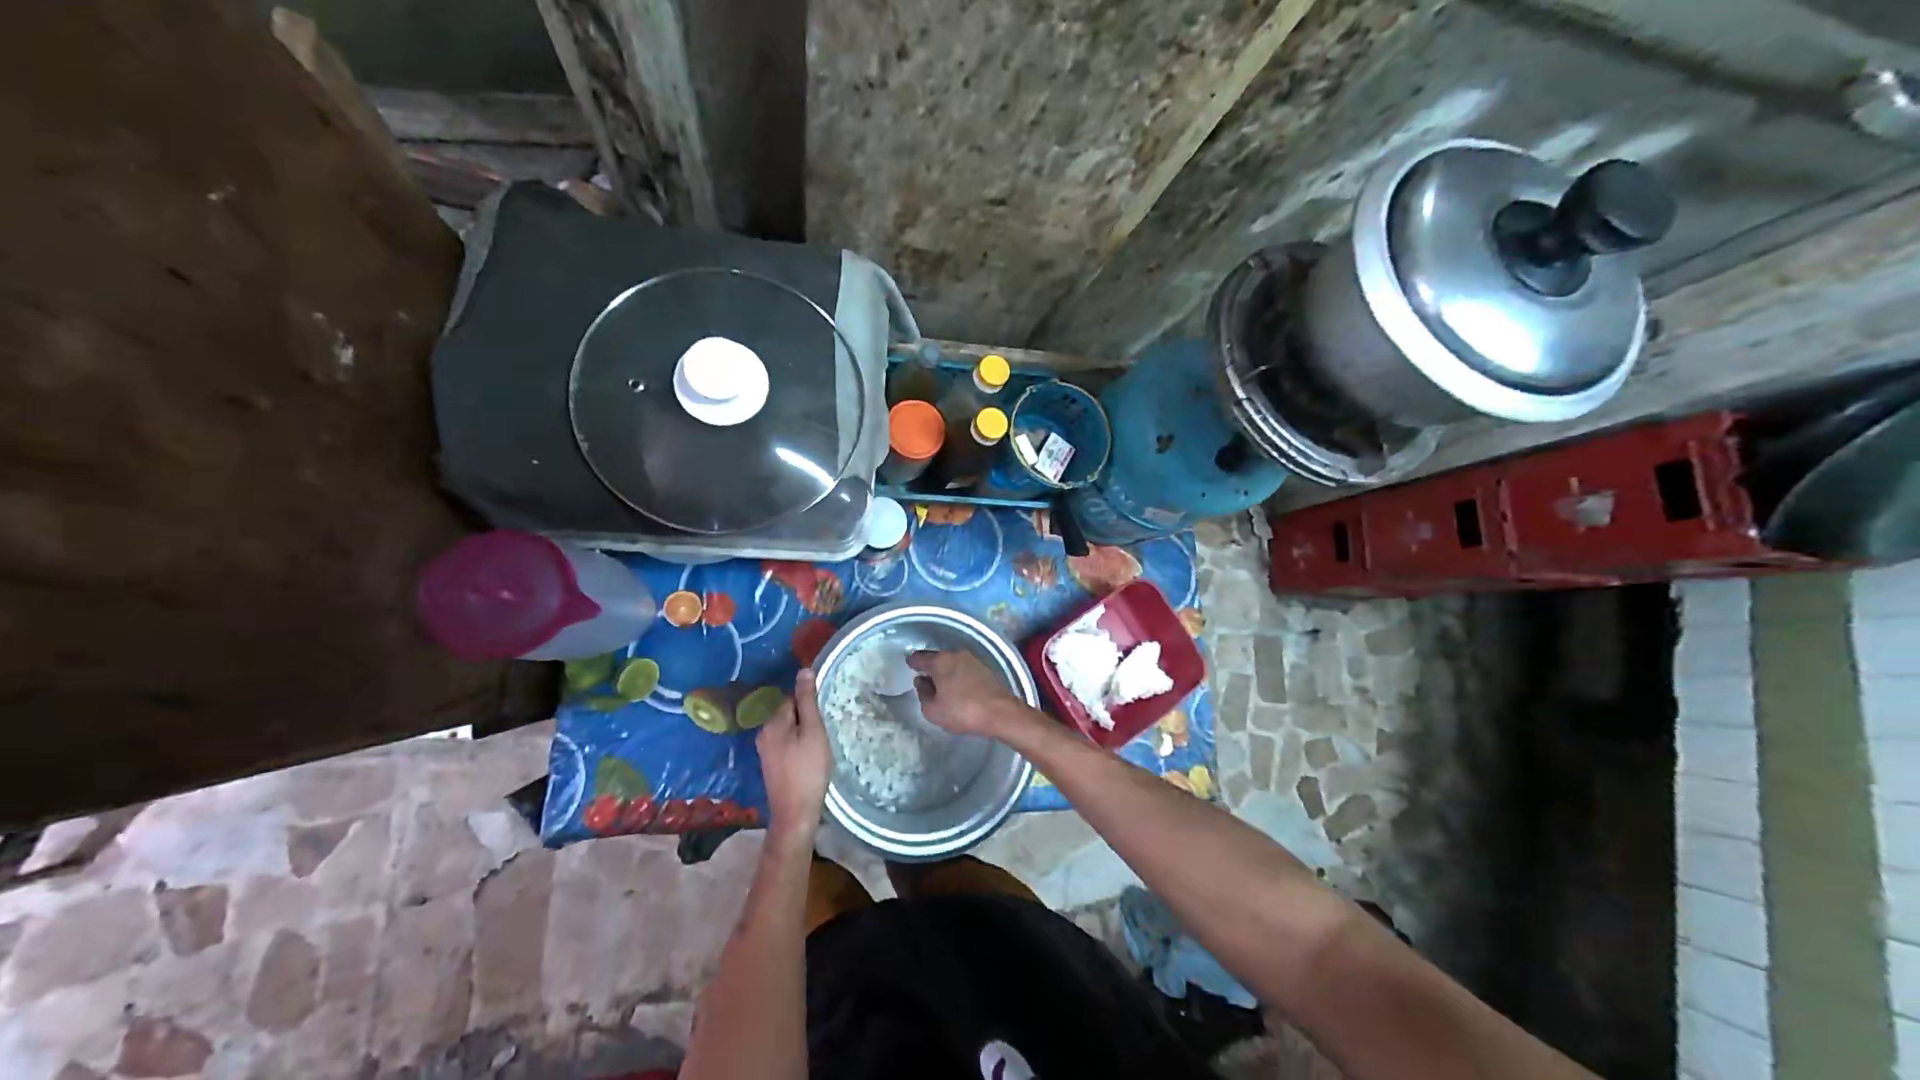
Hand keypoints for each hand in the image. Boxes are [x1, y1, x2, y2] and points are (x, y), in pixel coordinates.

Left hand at [757, 669, 832, 841]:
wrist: (795, 814)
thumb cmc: (808, 770)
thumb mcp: (813, 731)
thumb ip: (807, 701)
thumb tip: (803, 670)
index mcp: (772, 722)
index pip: (792, 697)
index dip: (810, 703)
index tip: (826, 713)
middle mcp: (763, 732)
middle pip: (788, 713)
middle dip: (806, 717)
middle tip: (826, 729)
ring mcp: (765, 750)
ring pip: (788, 729)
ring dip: (803, 732)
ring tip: (821, 742)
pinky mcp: (770, 764)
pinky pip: (786, 743)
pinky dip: (798, 745)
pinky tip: (810, 756)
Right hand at [907, 649, 1026, 737]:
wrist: (1000, 712)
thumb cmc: (962, 711)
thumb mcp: (933, 710)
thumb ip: (923, 694)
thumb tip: (922, 681)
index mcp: (940, 661)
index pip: (919, 657)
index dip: (912, 662)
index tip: (909, 665)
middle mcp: (955, 654)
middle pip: (936, 658)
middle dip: (929, 666)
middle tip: (924, 678)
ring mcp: (972, 659)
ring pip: (951, 662)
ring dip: (945, 671)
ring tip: (941, 685)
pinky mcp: (984, 668)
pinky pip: (963, 668)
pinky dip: (957, 674)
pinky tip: (956, 686)